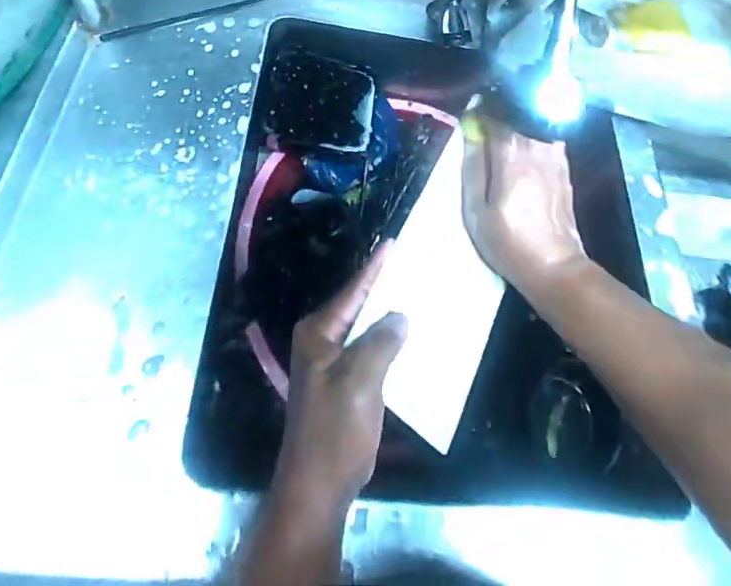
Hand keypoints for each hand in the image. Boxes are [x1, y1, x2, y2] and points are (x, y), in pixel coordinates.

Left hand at [273, 243, 408, 510]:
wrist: (316, 486)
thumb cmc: (335, 431)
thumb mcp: (361, 381)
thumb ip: (381, 342)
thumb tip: (399, 315)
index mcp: (318, 333)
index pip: (352, 291)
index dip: (374, 268)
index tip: (393, 244)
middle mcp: (319, 342)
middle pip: (355, 306)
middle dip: (381, 288)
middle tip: (410, 267)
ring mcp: (328, 364)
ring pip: (362, 329)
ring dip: (385, 317)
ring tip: (414, 297)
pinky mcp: (339, 385)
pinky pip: (365, 351)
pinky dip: (385, 343)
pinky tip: (406, 341)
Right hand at [460, 110, 587, 297]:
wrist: (554, 268)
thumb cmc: (507, 242)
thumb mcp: (476, 208)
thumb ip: (472, 164)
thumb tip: (470, 126)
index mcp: (512, 155)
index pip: (497, 113)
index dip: (482, 109)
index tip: (470, 116)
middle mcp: (537, 149)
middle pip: (518, 114)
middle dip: (500, 114)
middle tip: (483, 127)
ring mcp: (555, 157)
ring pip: (534, 124)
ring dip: (517, 123)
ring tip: (502, 140)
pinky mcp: (565, 168)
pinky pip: (547, 138)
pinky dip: (533, 136)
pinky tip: (522, 153)